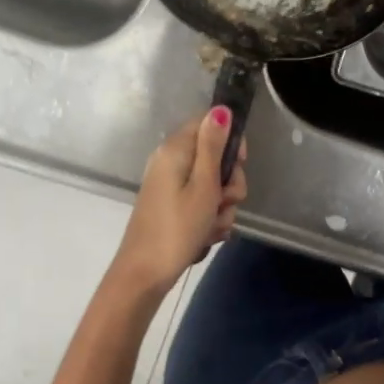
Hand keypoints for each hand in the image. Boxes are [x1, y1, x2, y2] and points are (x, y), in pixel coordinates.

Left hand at [111, 107, 246, 293]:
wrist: (144, 274)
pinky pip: (201, 204)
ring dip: (221, 207)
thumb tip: (221, 109)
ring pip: (212, 186)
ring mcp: (170, 186)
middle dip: (229, 183)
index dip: (230, 142)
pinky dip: (208, 219)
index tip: (239, 165)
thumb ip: (213, 146)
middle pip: (214, 158)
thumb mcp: (204, 185)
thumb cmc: (178, 228)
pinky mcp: (172, 207)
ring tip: (212, 226)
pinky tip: (206, 236)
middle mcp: (170, 162)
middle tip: (223, 202)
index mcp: (175, 150)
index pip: (209, 124)